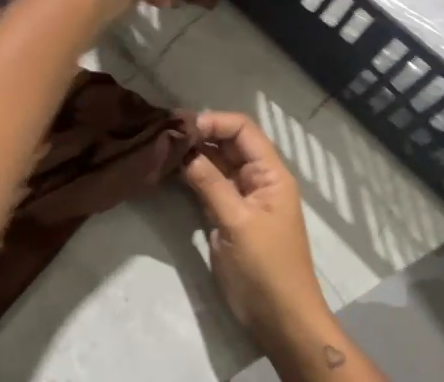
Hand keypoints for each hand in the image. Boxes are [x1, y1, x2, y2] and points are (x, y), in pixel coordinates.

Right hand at [183, 110, 322, 342]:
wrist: (282, 321)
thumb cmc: (266, 269)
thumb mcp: (237, 223)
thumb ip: (210, 182)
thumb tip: (183, 149)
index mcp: (271, 174)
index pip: (243, 129)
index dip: (213, 121)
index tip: (181, 127)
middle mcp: (258, 179)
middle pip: (228, 142)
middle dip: (198, 134)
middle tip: (162, 133)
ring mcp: (244, 197)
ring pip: (216, 162)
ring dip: (192, 153)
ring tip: (161, 147)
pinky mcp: (230, 214)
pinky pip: (210, 183)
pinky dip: (191, 174)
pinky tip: (169, 170)